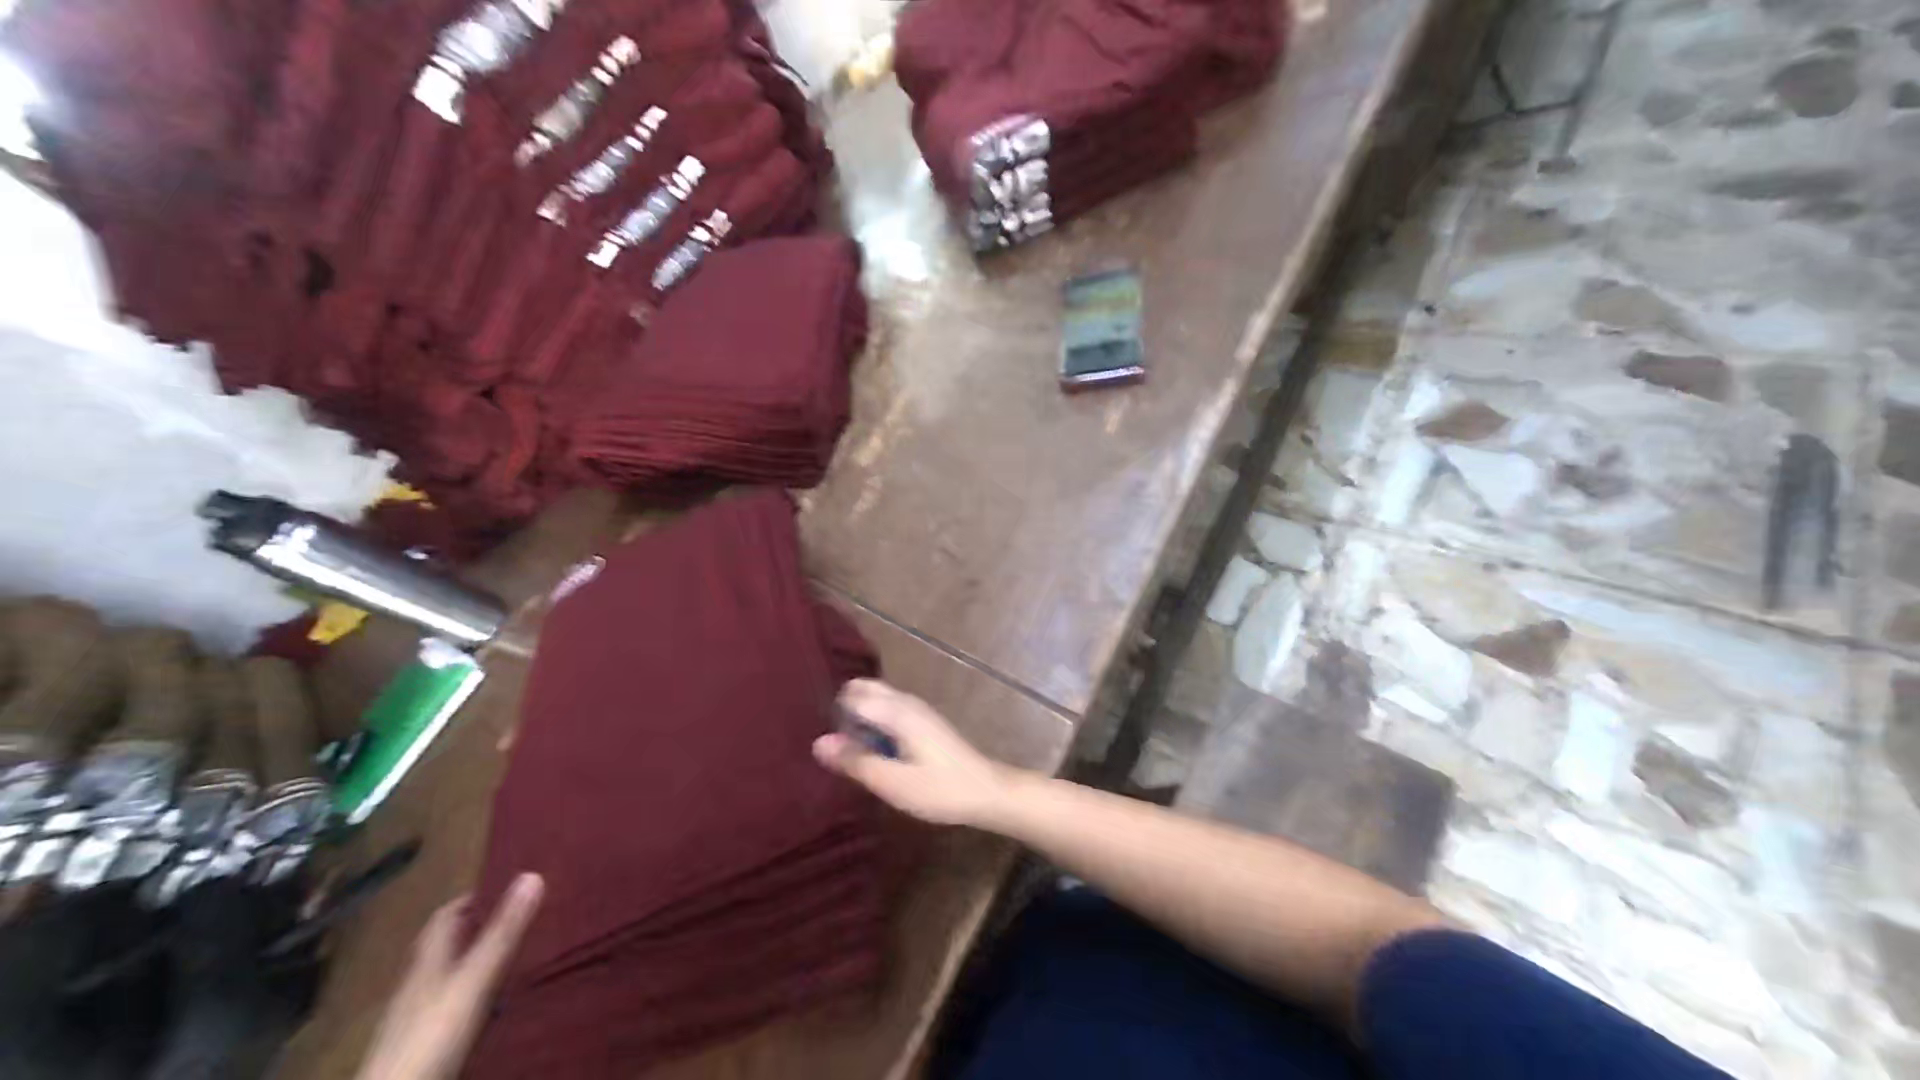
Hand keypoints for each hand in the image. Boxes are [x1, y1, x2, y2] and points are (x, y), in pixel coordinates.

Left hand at [353, 873, 544, 1079]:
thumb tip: (532, 874)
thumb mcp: (476, 977)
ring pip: (449, 974)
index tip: (507, 887)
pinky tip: (493, 1003)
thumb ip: (503, 931)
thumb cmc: (435, 1030)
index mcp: (427, 958)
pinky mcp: (422, 1041)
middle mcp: (418, 981)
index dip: (473, 898)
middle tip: (518, 918)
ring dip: (476, 961)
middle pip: (447, 944)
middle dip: (479, 928)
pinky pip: (452, 1004)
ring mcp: (416, 1014)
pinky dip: (474, 994)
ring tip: (515, 955)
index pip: (446, 916)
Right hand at [813, 679, 1021, 827]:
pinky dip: (874, 724)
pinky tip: (875, 753)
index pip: (851, 694)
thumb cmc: (939, 789)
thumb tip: (818, 742)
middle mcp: (905, 701)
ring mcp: (916, 709)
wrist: (986, 792)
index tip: (826, 742)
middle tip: (839, 749)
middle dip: (845, 711)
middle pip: (863, 690)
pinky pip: (887, 711)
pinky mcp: (922, 722)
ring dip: (859, 719)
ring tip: (852, 753)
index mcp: (897, 710)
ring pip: (876, 700)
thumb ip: (856, 760)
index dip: (834, 715)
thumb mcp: (892, 782)